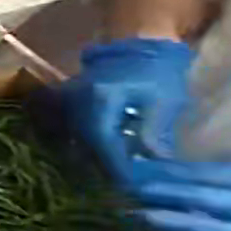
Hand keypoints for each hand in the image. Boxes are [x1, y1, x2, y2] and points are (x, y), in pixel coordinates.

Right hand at [62, 37, 194, 182]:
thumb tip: (154, 162)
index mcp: (98, 102)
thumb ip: (154, 132)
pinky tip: (99, 158)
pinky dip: (85, 147)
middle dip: (100, 167)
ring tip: (109, 175)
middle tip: (118, 186)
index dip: (115, 165)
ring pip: (74, 141)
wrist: (136, 44)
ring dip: (91, 159)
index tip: (128, 185)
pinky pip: (72, 133)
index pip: (102, 141)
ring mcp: (67, 105)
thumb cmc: (156, 71)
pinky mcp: (67, 106)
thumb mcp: (163, 101)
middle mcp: (75, 105)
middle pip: (82, 145)